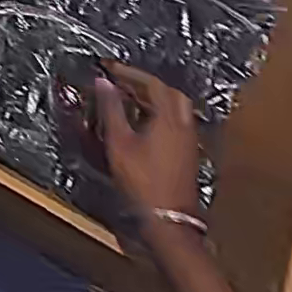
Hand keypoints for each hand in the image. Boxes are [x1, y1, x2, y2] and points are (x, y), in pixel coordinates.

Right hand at [94, 61, 202, 218]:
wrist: (168, 221)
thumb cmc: (142, 180)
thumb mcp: (119, 142)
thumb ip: (111, 109)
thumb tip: (103, 82)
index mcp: (168, 118)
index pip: (153, 83)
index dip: (131, 73)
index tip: (111, 70)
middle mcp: (183, 125)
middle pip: (169, 92)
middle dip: (146, 83)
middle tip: (124, 83)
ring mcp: (189, 141)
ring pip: (176, 108)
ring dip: (154, 99)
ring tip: (130, 100)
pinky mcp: (188, 154)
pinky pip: (177, 122)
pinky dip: (160, 113)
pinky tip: (143, 123)